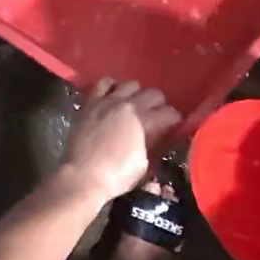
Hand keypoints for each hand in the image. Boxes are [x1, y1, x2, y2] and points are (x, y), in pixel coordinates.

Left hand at [59, 79, 180, 201]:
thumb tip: (156, 139)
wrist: (83, 176)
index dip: (176, 120)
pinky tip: (114, 95)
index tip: (175, 126)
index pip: (170, 113)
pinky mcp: (91, 102)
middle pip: (154, 94)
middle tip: (157, 116)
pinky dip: (113, 86)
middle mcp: (129, 105)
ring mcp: (108, 101)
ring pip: (131, 84)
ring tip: (135, 104)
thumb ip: (152, 146)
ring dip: (138, 93)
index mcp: (145, 121)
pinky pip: (104, 83)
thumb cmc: (116, 176)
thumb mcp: (143, 165)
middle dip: (160, 105)